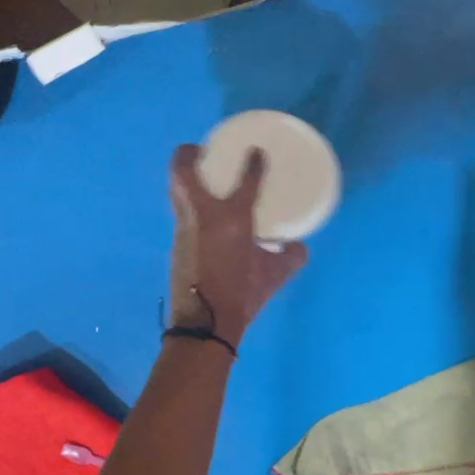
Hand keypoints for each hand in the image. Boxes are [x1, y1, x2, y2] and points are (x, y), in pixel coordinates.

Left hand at [166, 145, 308, 347]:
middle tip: (201, 150)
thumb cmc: (241, 294)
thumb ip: (290, 257)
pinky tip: (204, 216)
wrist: (204, 324)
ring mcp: (183, 229)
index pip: (245, 180)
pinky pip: (181, 214)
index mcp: (231, 218)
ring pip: (176, 192)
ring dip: (184, 178)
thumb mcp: (273, 275)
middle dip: (187, 154)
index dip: (252, 162)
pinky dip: (190, 206)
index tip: (256, 152)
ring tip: (200, 176)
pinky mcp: (176, 244)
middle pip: (181, 172)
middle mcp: (202, 216)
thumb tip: (298, 247)